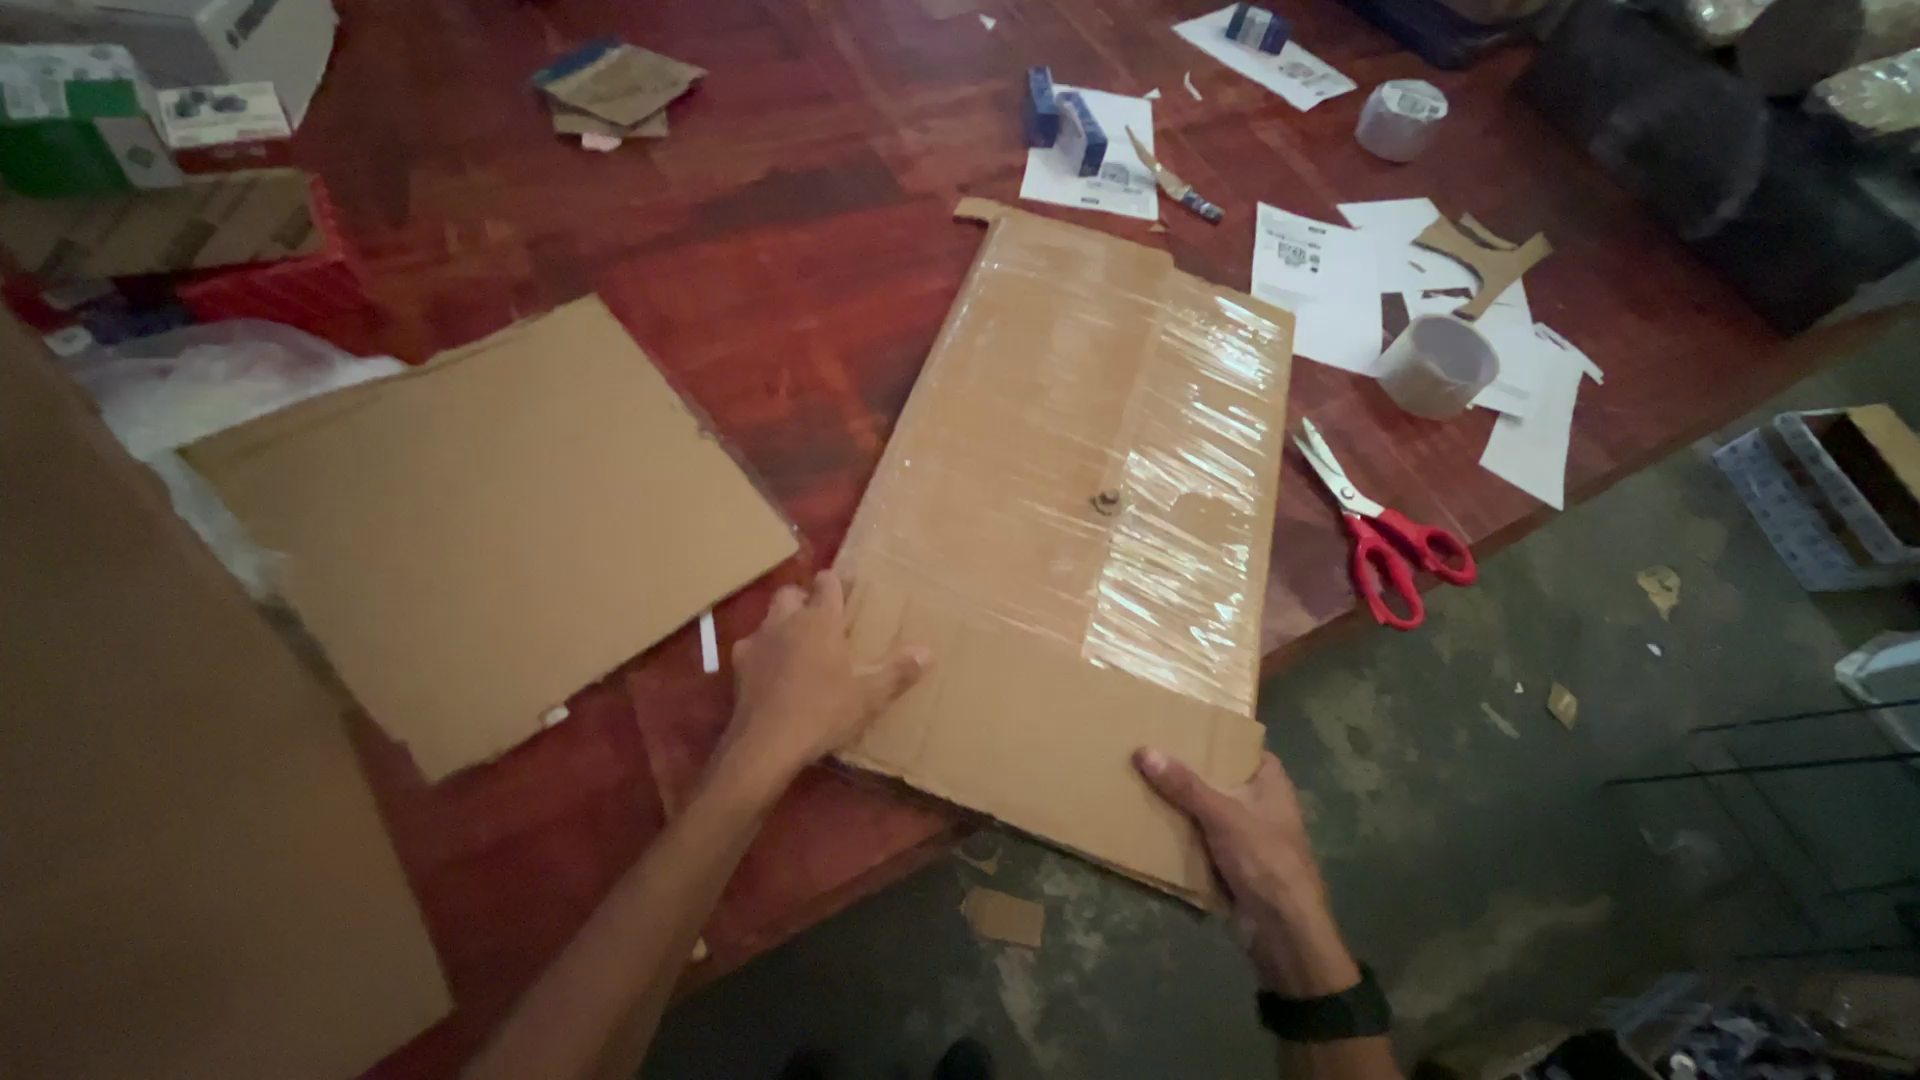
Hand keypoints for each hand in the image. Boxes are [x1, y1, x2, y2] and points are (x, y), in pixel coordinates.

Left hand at [720, 570, 929, 784]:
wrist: (767, 743)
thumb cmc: (823, 711)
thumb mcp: (869, 696)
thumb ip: (898, 672)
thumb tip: (928, 652)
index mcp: (820, 620)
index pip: (827, 582)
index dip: (837, 583)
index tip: (847, 591)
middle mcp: (787, 620)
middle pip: (791, 592)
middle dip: (804, 598)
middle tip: (820, 619)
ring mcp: (758, 641)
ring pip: (768, 617)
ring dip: (781, 623)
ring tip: (796, 644)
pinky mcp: (738, 665)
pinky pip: (750, 646)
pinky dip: (761, 652)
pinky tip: (770, 671)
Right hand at [1134, 748, 1359, 997]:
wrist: (1282, 931)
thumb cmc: (1265, 860)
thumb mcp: (1223, 814)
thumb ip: (1184, 784)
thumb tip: (1143, 750)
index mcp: (1270, 783)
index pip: (1241, 746)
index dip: (1215, 734)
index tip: (1179, 722)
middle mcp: (1260, 803)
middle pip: (1219, 776)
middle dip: (1187, 768)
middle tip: (1148, 748)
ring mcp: (1246, 834)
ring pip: (1206, 808)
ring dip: (1179, 802)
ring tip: (1139, 778)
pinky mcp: (1231, 862)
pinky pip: (1200, 838)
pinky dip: (1180, 832)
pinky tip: (1148, 820)